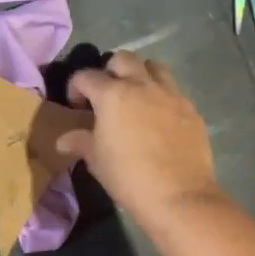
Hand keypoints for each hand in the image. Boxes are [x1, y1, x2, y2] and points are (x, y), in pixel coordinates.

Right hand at [56, 52, 219, 227]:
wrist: (179, 197)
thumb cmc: (128, 176)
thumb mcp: (96, 159)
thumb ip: (80, 141)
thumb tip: (63, 141)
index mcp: (112, 94)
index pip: (86, 76)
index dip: (76, 88)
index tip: (78, 108)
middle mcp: (141, 85)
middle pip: (123, 58)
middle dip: (111, 71)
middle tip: (108, 95)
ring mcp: (170, 94)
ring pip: (153, 66)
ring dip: (141, 75)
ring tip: (136, 98)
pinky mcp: (191, 109)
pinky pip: (173, 90)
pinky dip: (162, 96)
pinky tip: (159, 119)